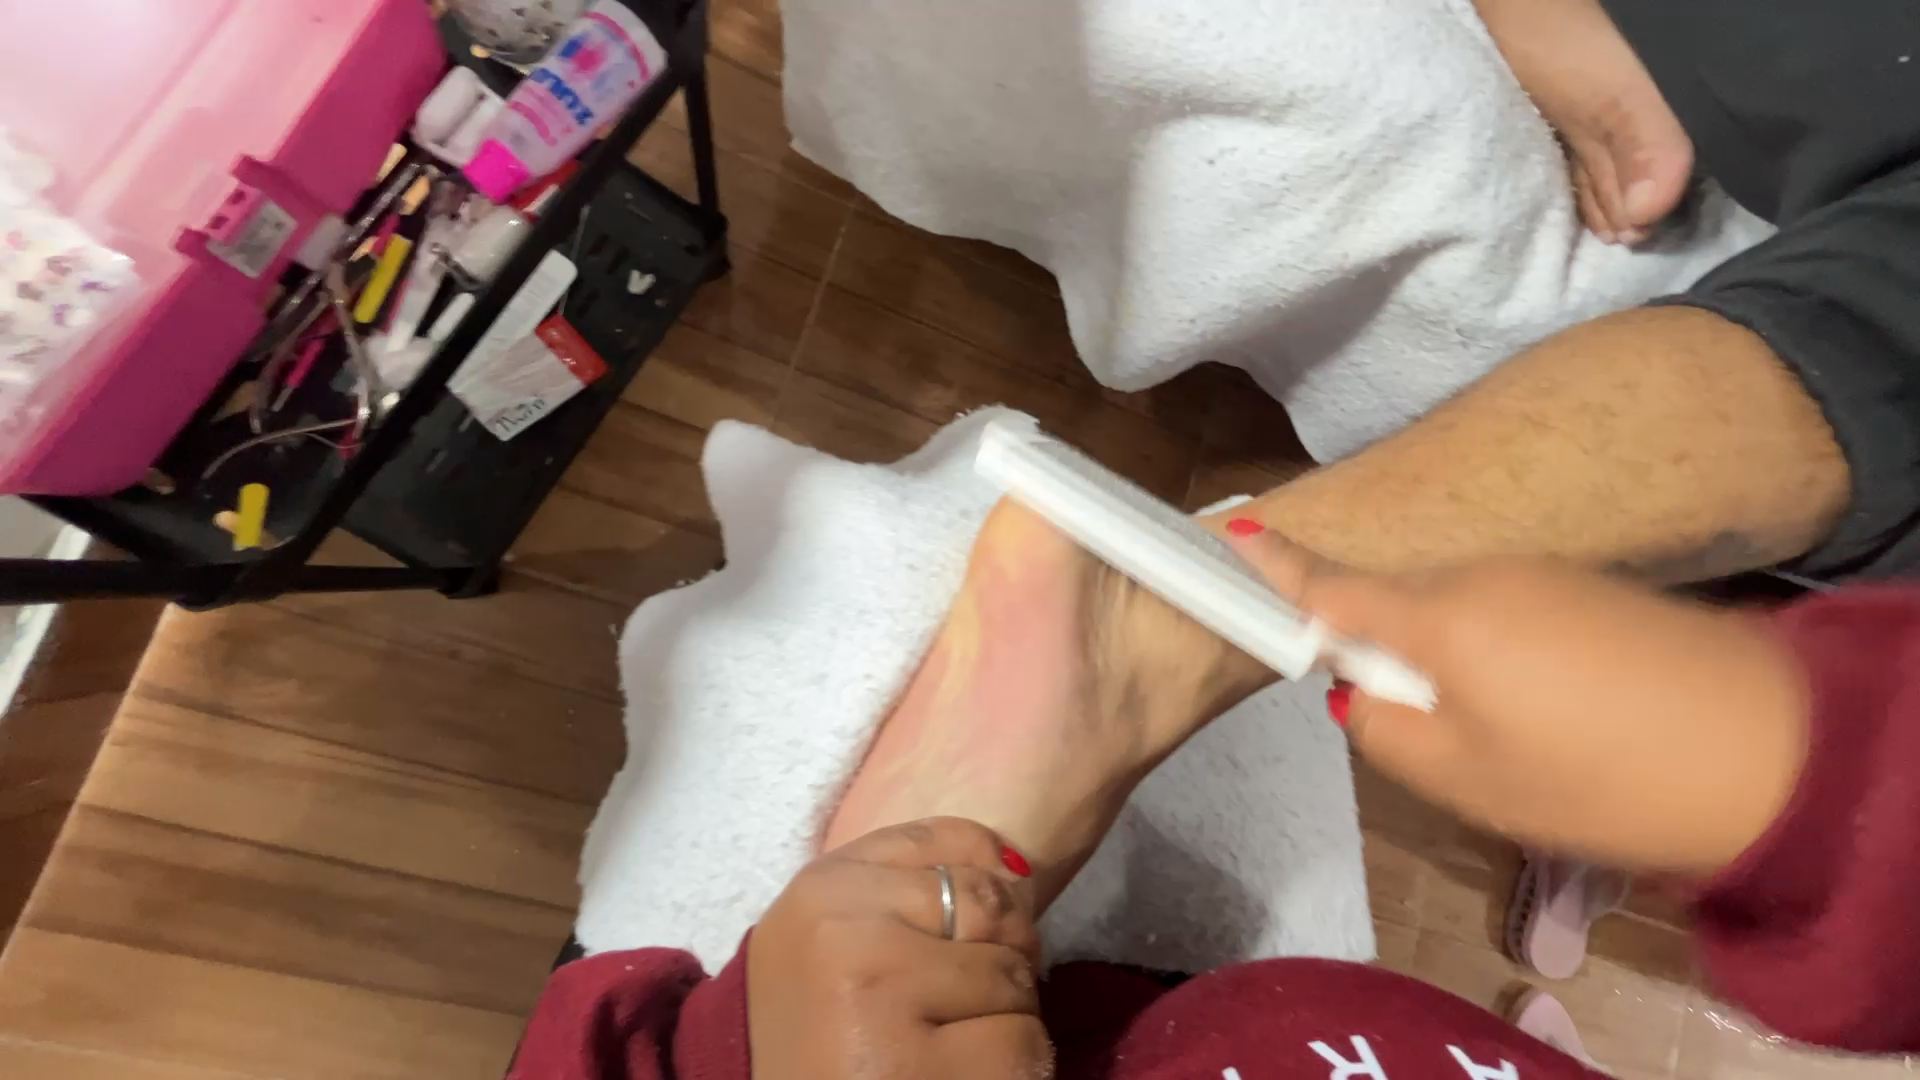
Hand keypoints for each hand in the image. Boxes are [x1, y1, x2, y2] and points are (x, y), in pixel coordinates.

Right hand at [747, 818, 1051, 1079]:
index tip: (977, 933)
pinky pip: (1018, 1050)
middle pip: (997, 913)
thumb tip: (1021, 866)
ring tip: (959, 1035)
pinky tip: (965, 1068)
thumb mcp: (842, 909)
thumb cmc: (813, 1001)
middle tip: (971, 992)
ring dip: (1009, 1013)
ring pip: (1018, 984)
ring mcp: (880, 1011)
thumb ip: (919, 861)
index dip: (992, 895)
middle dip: (1007, 952)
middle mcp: (851, 939)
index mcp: (830, 885)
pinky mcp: (910, 1077)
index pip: (960, 850)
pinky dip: (1013, 1064)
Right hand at [1229, 529, 1811, 874]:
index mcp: (1438, 618)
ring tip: (1494, 725)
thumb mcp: (1463, 778)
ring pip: (1441, 609)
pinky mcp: (1577, 585)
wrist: (1789, 755)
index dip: (1275, 565)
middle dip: (1374, 647)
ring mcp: (1533, 574)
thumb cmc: (1597, 775)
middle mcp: (1476, 575)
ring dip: (1435, 654)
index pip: (1330, 586)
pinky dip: (1484, 648)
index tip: (1230, 534)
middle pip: (1386, 602)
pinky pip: (1492, 609)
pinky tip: (1539, 702)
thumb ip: (1381, 728)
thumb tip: (1360, 691)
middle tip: (1412, 718)